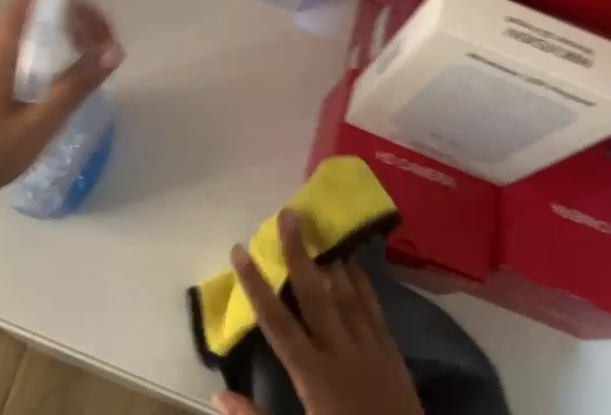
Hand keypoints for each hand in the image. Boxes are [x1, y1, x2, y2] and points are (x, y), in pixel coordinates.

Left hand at [0, 0, 122, 245]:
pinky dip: (51, 45)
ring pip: (33, 24)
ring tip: (93, 60)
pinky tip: (67, 72)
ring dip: (67, 30)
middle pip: (40, 4)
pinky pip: (23, 42)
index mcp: (2, 43)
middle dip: (79, 14)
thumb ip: (78, 83)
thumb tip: (115, 50)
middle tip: (107, 47)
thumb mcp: (41, 121)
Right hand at [214, 210, 423, 414]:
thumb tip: (218, 395)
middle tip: (288, 215)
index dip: (256, 286)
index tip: (239, 251)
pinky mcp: (392, 354)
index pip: (277, 323)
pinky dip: (362, 284)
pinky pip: (374, 310)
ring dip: (330, 259)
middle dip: (298, 253)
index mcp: (312, 376)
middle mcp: (340, 354)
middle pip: (314, 294)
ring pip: (346, 295)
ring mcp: (369, 350)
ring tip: (319, 227)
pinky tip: (354, 264)